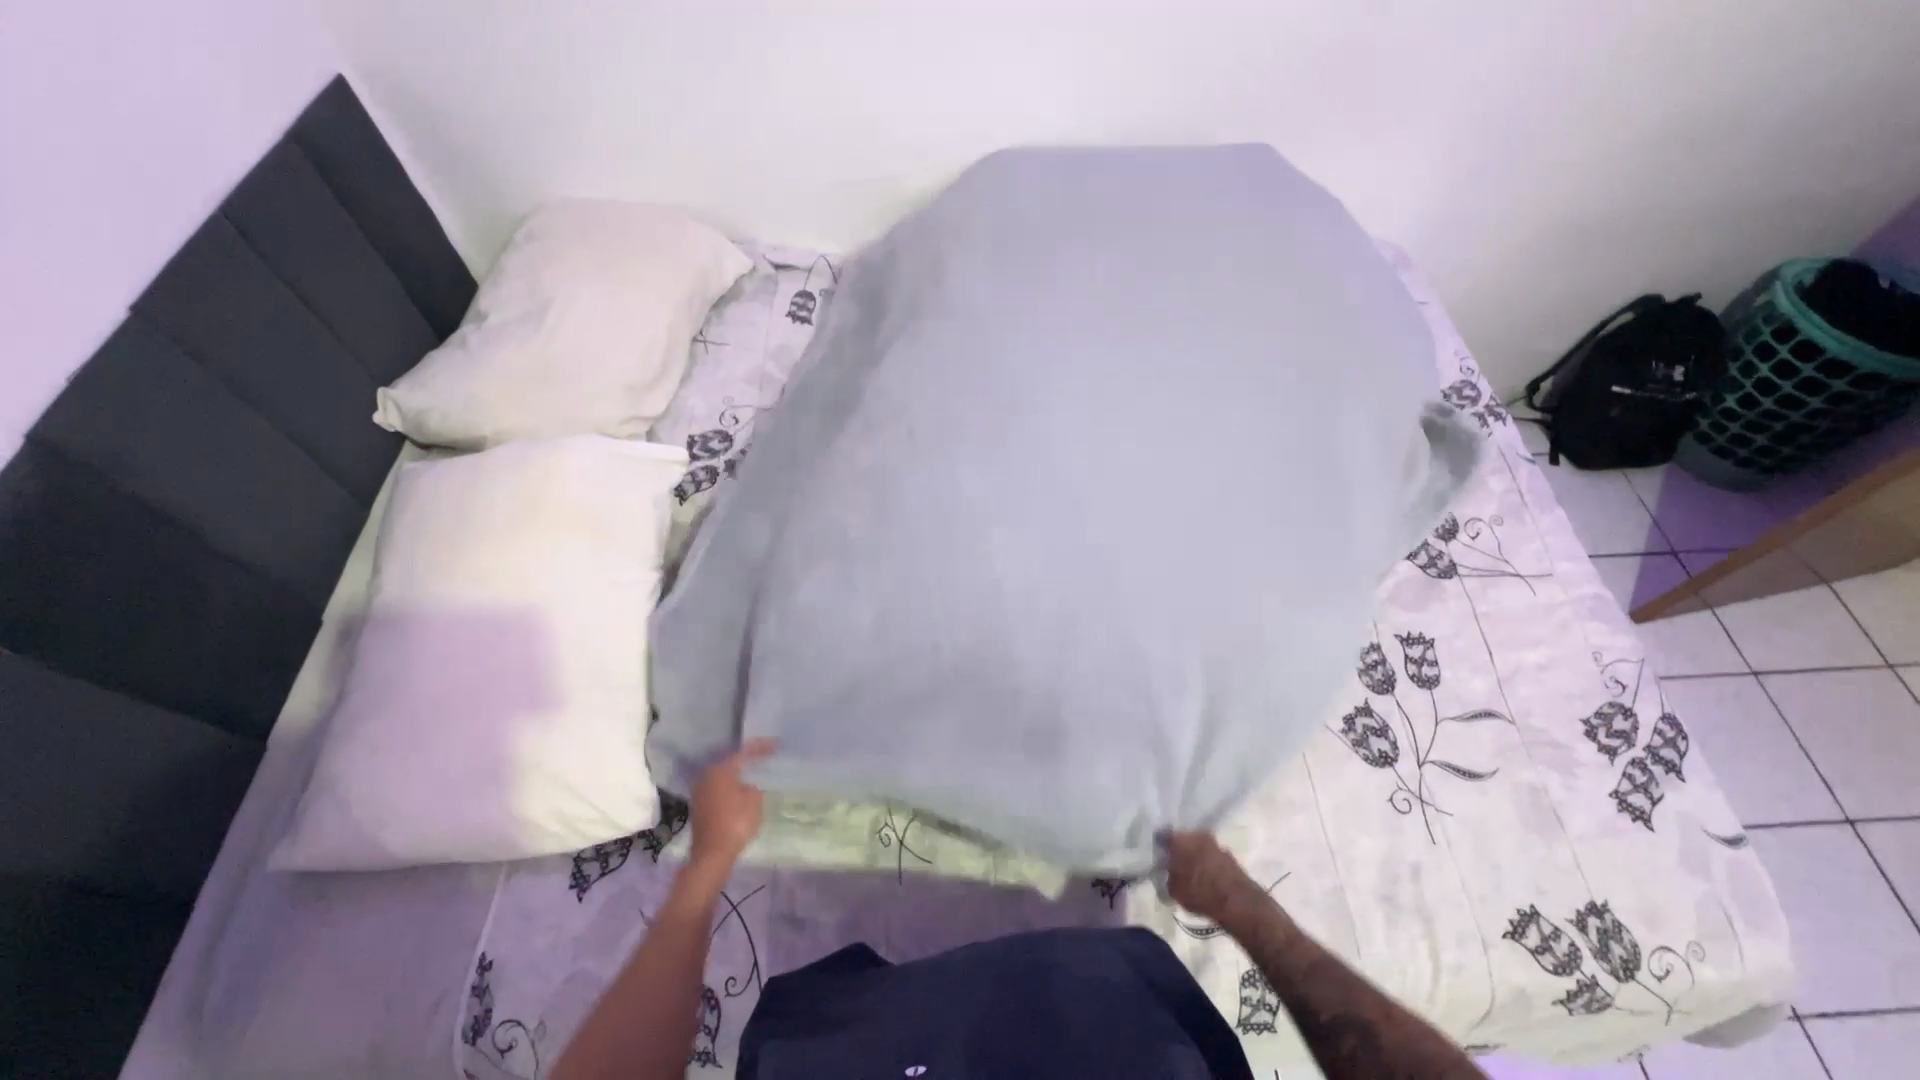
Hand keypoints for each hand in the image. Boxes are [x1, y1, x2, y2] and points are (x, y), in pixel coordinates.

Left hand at [688, 738, 775, 870]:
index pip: (743, 753)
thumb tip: (746, 788)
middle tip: (763, 757)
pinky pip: (719, 791)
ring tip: (753, 774)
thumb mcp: (754, 801)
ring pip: (723, 778)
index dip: (760, 748)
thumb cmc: (735, 823)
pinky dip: (731, 789)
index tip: (774, 745)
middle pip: (729, 764)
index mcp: (720, 771)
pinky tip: (740, 792)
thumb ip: (753, 788)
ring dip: (737, 776)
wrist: (712, 854)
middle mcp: (706, 778)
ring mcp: (700, 794)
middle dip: (746, 760)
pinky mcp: (700, 808)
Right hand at [1163, 831, 1258, 921]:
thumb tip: (1168, 871)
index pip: (1163, 837)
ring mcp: (1216, 843)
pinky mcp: (1230, 855)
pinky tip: (1206, 876)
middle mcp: (1198, 834)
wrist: (1237, 902)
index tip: (1158, 857)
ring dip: (1195, 856)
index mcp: (1180, 839)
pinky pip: (1212, 856)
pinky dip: (1208, 863)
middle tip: (1174, 864)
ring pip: (1199, 847)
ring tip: (1191, 872)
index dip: (1159, 847)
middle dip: (1179, 850)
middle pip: (1183, 840)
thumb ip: (1167, 875)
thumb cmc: (1200, 893)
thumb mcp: (1173, 889)